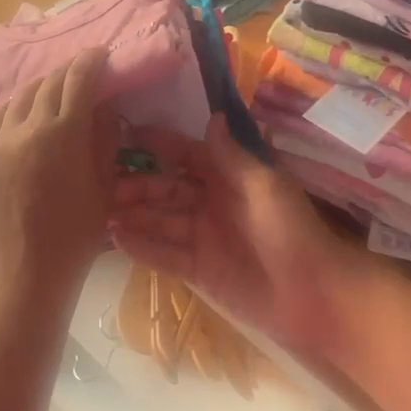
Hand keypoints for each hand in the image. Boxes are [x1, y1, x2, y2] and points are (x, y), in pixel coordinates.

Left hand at [0, 49, 114, 304]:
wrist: (23, 278)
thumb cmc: (75, 237)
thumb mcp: (104, 187)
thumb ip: (104, 140)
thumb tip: (105, 107)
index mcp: (64, 134)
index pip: (78, 80)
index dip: (91, 61)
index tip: (101, 53)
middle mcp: (27, 128)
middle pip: (49, 83)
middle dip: (68, 71)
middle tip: (82, 71)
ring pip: (21, 97)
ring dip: (41, 88)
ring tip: (54, 92)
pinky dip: (13, 109)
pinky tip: (23, 114)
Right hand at [109, 116, 365, 357]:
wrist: (314, 294)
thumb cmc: (292, 230)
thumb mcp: (264, 185)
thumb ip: (232, 157)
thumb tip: (212, 116)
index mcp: (229, 177)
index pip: (187, 154)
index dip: (159, 145)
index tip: (125, 134)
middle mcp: (211, 203)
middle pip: (166, 189)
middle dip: (136, 183)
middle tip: (98, 179)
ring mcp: (203, 238)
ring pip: (160, 221)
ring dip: (132, 213)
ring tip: (97, 208)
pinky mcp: (198, 272)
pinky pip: (164, 254)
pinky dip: (141, 246)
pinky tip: (115, 237)